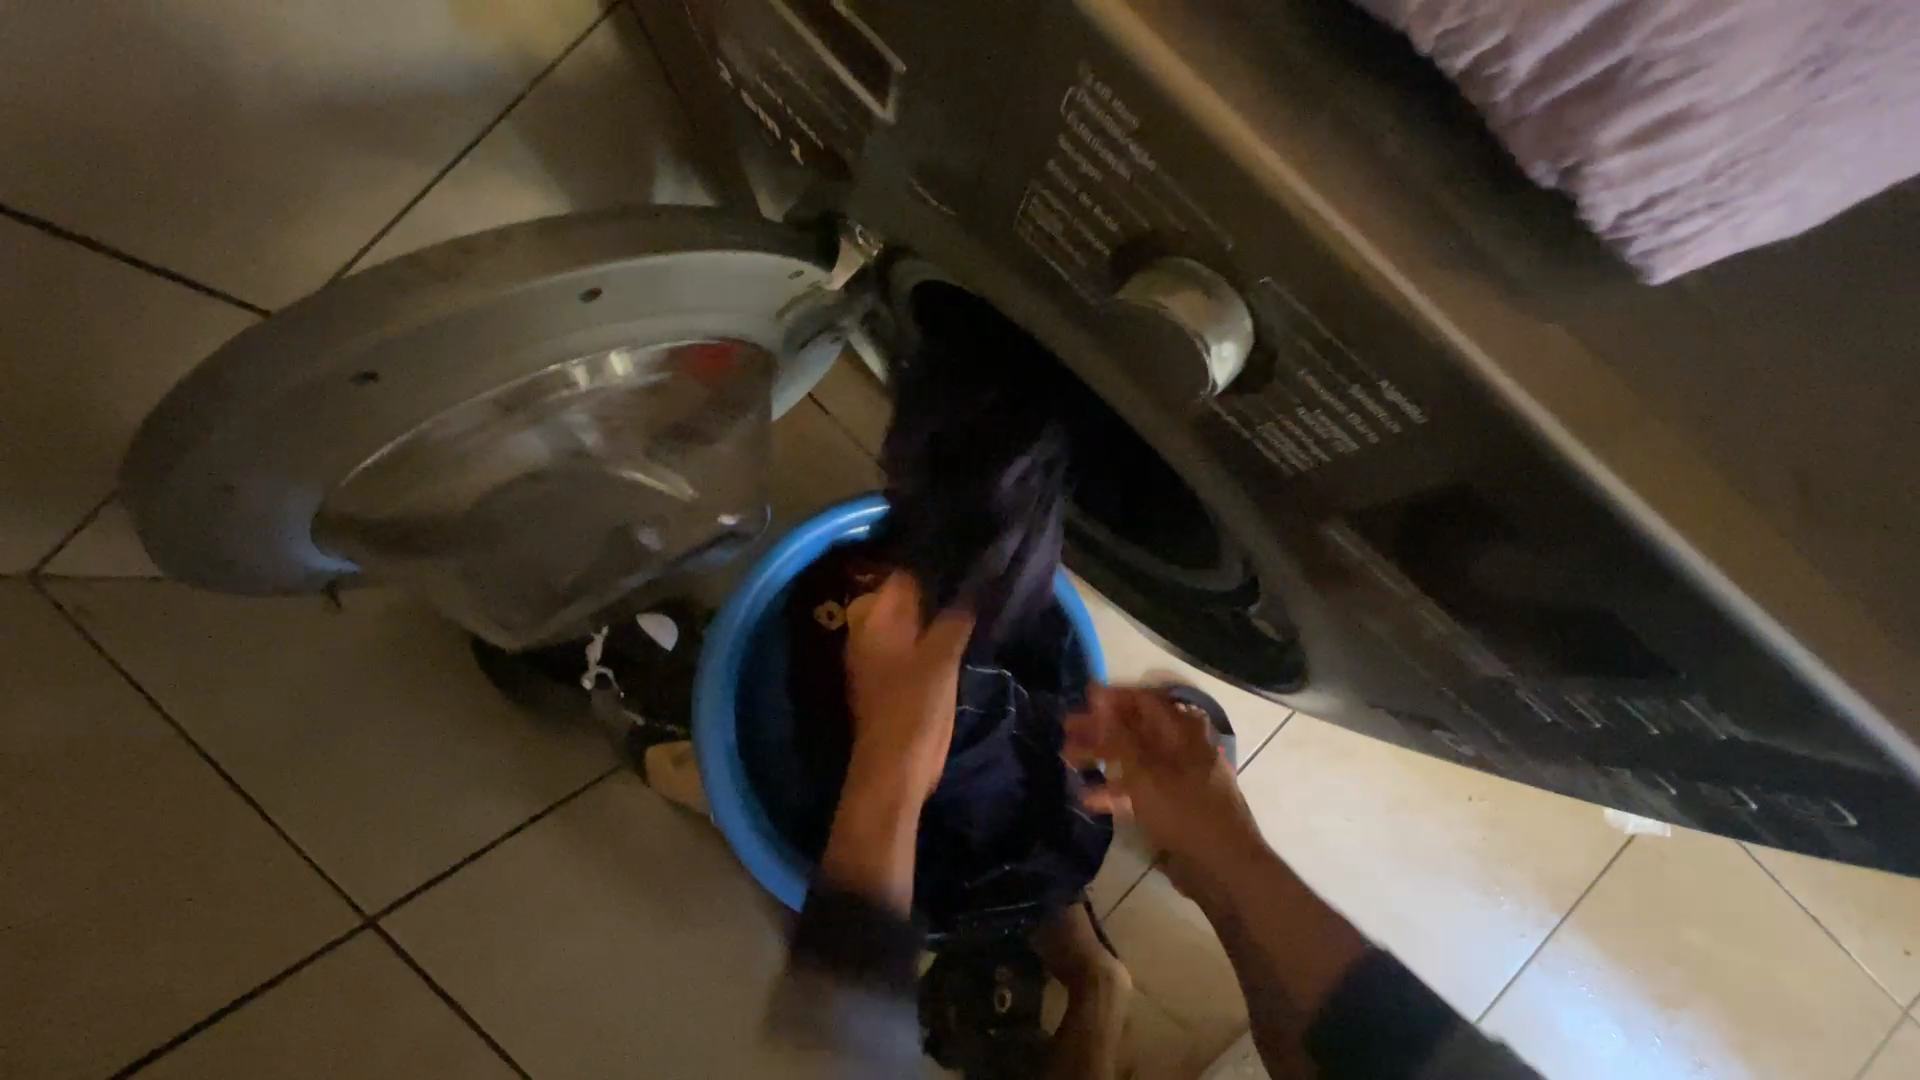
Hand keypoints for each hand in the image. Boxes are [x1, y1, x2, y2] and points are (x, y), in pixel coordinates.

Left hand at [843, 572, 974, 805]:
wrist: (895, 769)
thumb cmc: (913, 708)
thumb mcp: (941, 656)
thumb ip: (957, 615)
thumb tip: (976, 581)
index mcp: (876, 619)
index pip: (904, 573)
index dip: (934, 559)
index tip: (966, 546)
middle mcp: (873, 630)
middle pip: (909, 595)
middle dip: (940, 583)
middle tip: (979, 566)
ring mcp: (882, 654)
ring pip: (915, 619)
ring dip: (940, 608)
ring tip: (979, 589)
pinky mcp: (895, 675)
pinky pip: (917, 641)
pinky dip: (936, 631)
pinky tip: (966, 625)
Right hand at [1065, 686, 1266, 902]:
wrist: (1224, 870)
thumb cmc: (1185, 812)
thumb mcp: (1146, 772)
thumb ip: (1119, 735)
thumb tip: (1098, 696)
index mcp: (1183, 732)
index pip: (1145, 701)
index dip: (1113, 698)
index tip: (1082, 700)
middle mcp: (1182, 749)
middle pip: (1136, 730)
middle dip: (1100, 729)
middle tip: (1067, 731)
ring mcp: (1178, 779)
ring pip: (1134, 760)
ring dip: (1102, 759)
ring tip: (1068, 759)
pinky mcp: (1172, 807)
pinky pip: (1140, 790)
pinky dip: (1116, 791)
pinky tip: (1088, 799)